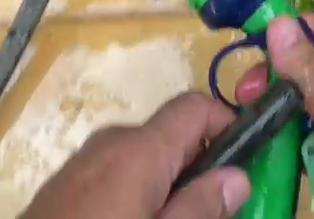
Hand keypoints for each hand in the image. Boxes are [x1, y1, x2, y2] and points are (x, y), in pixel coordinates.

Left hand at [21, 92, 249, 218]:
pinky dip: (138, 197)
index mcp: (139, 148)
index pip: (194, 105)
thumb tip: (238, 176)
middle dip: (200, 170)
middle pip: (172, 137)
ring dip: (170, 188)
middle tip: (216, 216)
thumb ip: (200, 209)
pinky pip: (117, 177)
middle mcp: (113, 142)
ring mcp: (85, 163)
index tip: (247, 165)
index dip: (227, 125)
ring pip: (145, 160)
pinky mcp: (66, 188)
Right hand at [235, 15, 313, 218]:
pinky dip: (291, 134)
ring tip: (250, 112)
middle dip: (285, 71)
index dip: (305, 28)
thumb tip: (279, 21)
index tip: (261, 38)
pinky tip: (266, 139)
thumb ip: (308, 71)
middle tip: (247, 88)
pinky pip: (313, 134)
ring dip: (283, 104)